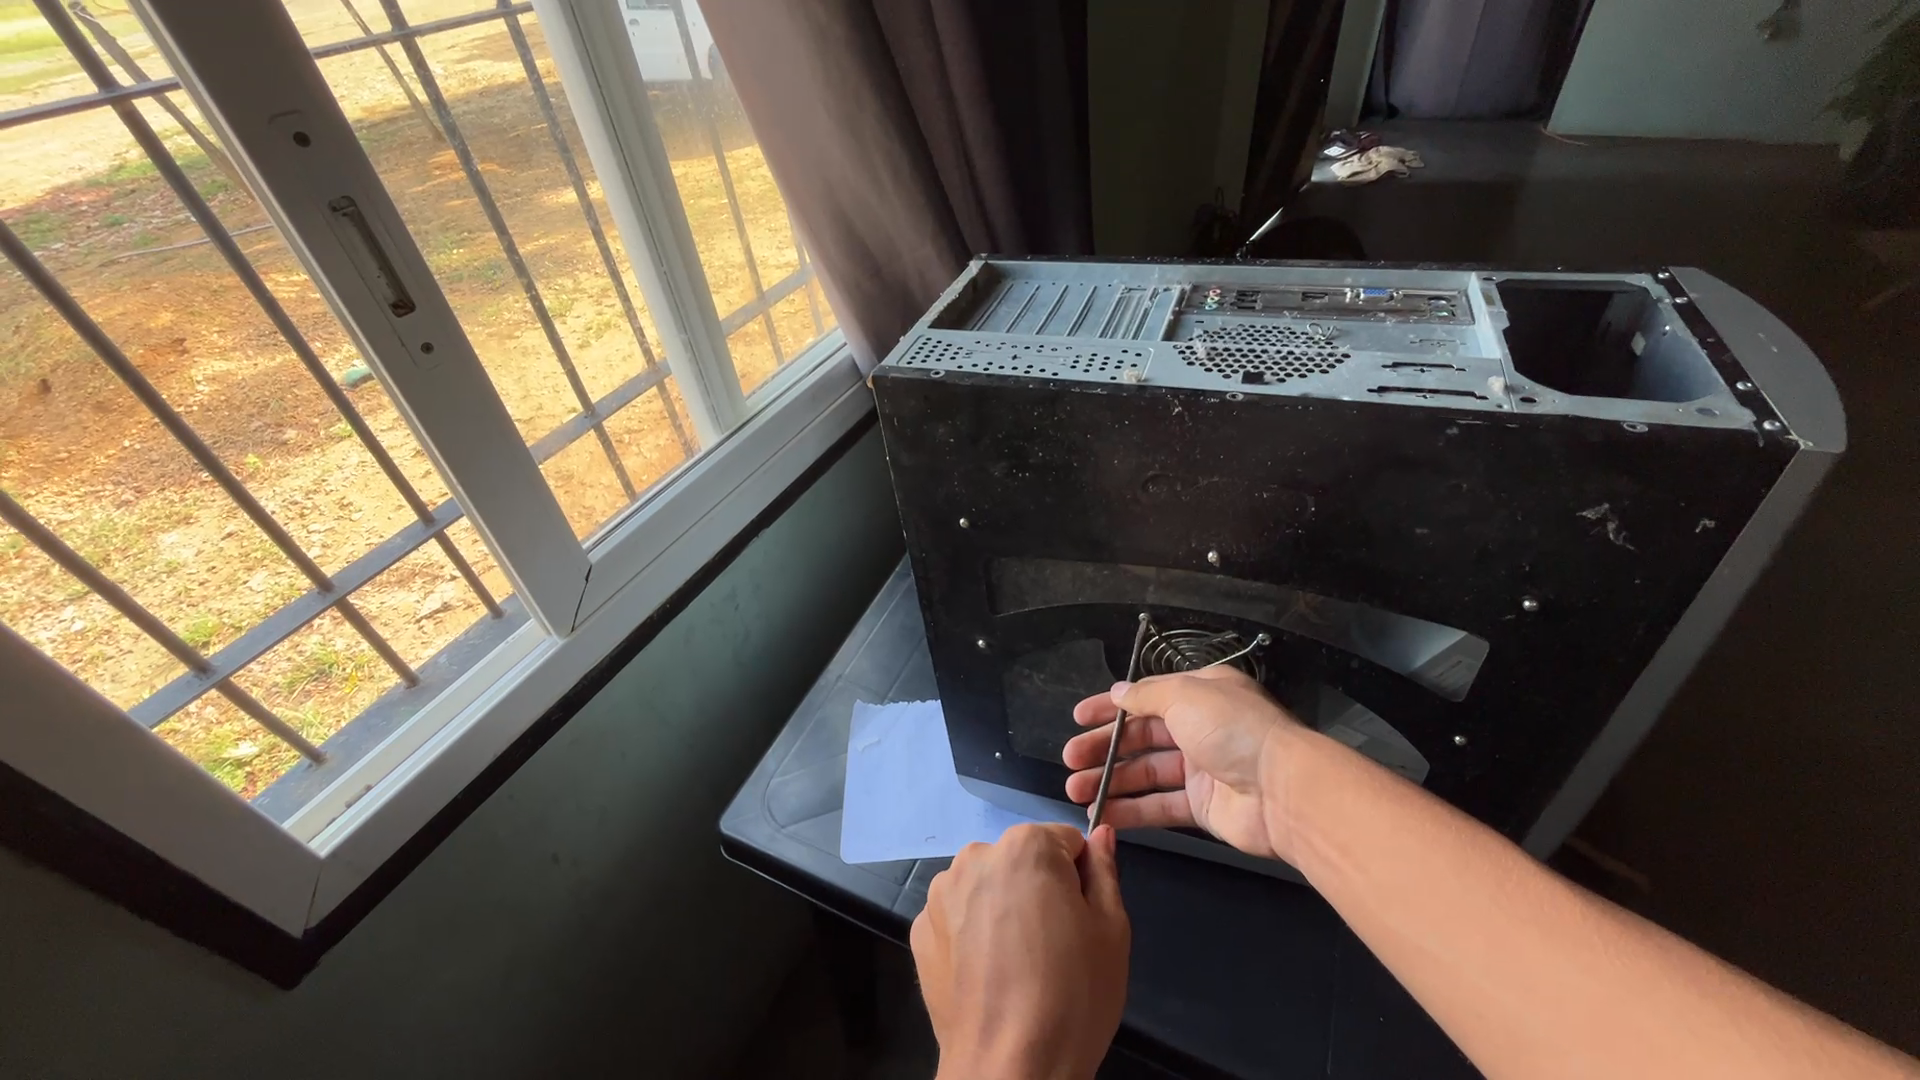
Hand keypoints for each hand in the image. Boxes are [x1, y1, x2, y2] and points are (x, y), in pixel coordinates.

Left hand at [911, 823, 1129, 1079]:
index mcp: (1026, 847)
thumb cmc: (1072, 996)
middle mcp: (976, 856)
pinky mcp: (920, 929)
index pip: (1066, 841)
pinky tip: (989, 974)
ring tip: (1019, 964)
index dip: (1081, 877)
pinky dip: (973, 934)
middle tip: (1054, 945)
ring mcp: (941, 893)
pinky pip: (958, 917)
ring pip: (988, 886)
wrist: (1009, 1069)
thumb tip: (1101, 835)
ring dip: (1003, 907)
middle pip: (1022, 860)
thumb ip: (1104, 871)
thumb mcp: (1111, 930)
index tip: (1082, 918)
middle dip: (1039, 889)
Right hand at [1063, 666, 1308, 863]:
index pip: (1146, 698)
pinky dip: (1130, 810)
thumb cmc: (1232, 730)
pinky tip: (1101, 813)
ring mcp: (1201, 770)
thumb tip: (1117, 694)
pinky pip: (1159, 806)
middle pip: (1141, 738)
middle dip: (1103, 747)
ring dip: (1110, 780)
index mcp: (1199, 694)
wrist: (1284, 790)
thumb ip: (1146, 696)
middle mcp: (1199, 728)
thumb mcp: (1184, 695)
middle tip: (1069, 760)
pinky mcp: (1202, 808)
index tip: (1077, 719)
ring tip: (1075, 789)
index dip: (1110, 708)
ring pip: (1145, 774)